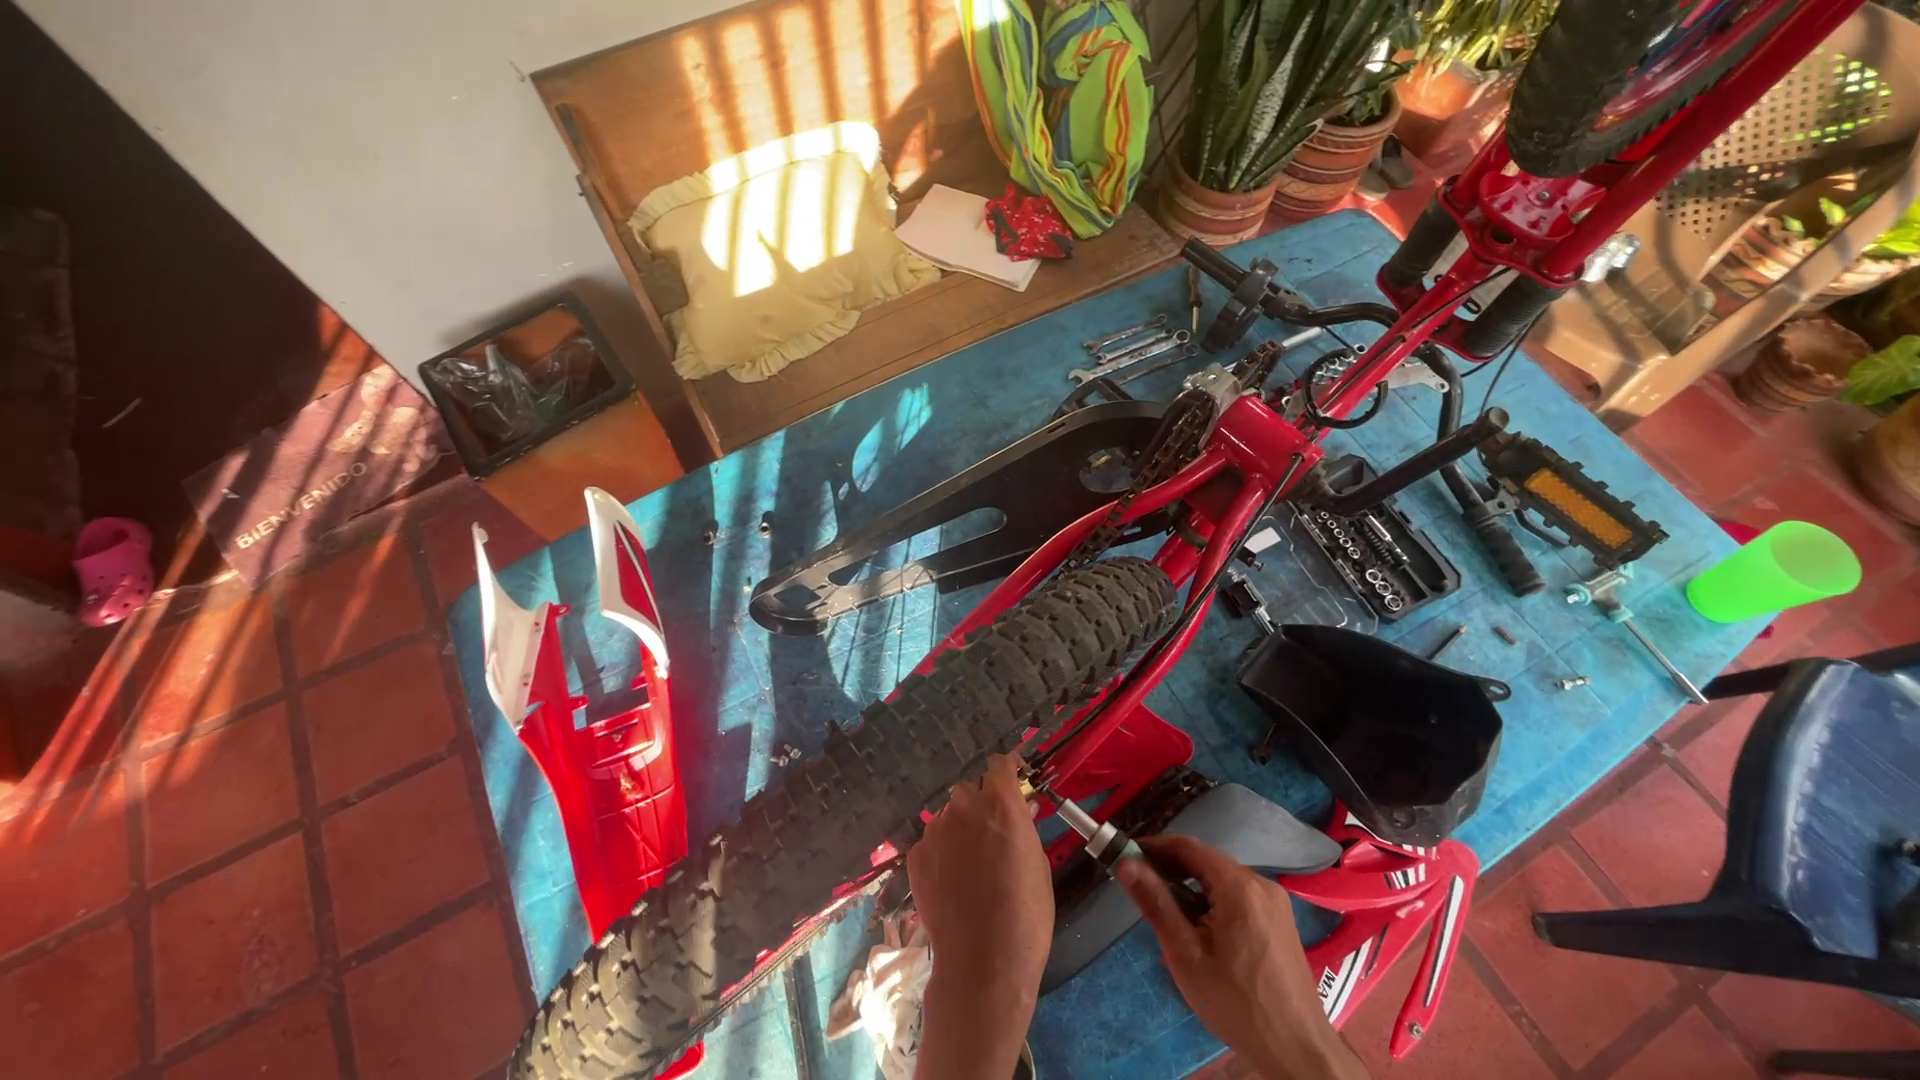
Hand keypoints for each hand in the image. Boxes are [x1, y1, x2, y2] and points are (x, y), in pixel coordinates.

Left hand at [909, 754, 1051, 1078]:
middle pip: (971, 790)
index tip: (1013, 784)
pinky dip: (941, 853)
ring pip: (949, 816)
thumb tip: (1019, 812)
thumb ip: (1024, 829)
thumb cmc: (1025, 914)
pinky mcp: (915, 856)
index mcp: (1000, 803)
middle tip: (993, 834)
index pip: (1000, 764)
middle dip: (982, 804)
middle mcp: (963, 807)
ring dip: (960, 829)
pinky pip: (931, 842)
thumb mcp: (1038, 864)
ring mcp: (934, 831)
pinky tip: (951, 881)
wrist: (982, 961)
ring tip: (971, 865)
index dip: (1007, 772)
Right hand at [1117, 836, 1366, 1079]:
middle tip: (1140, 889)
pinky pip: (1239, 896)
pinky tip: (1200, 928)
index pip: (1188, 847)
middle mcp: (1261, 884)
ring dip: (1192, 887)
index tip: (1125, 857)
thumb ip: (1156, 903)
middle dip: (1171, 869)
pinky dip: (1213, 901)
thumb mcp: (1185, 953)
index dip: (1154, 847)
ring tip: (1166, 912)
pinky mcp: (1280, 920)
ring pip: (1222, 880)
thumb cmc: (1235, 1001)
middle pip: (1207, 862)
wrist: (1296, 1048)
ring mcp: (1275, 902)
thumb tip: (1126, 864)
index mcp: (1239, 886)